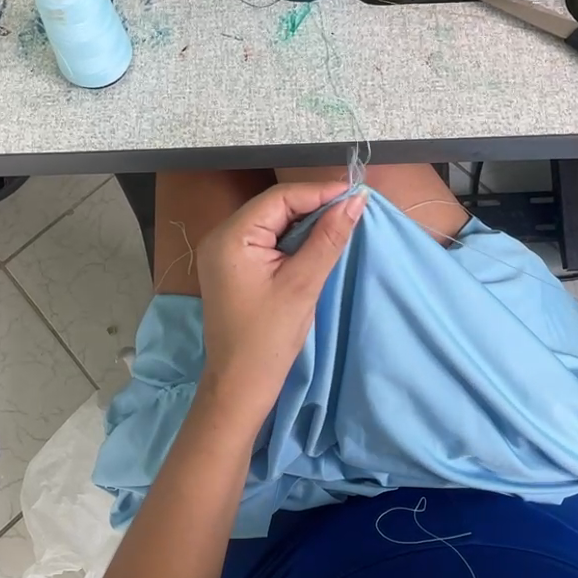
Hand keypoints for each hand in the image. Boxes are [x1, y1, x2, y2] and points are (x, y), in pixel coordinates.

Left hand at [195, 182, 366, 420]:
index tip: (356, 194)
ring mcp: (224, 251)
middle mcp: (221, 236)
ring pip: (272, 222)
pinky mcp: (232, 265)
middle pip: (274, 207)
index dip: (319, 192)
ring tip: (341, 222)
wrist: (239, 384)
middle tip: (353, 207)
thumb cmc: (269, 338)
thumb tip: (355, 201)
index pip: (279, 199)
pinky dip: (292, 238)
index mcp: (231, 236)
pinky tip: (317, 242)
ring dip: (305, 221)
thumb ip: (328, 238)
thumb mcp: (303, 284)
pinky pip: (266, 239)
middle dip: (313, 205)